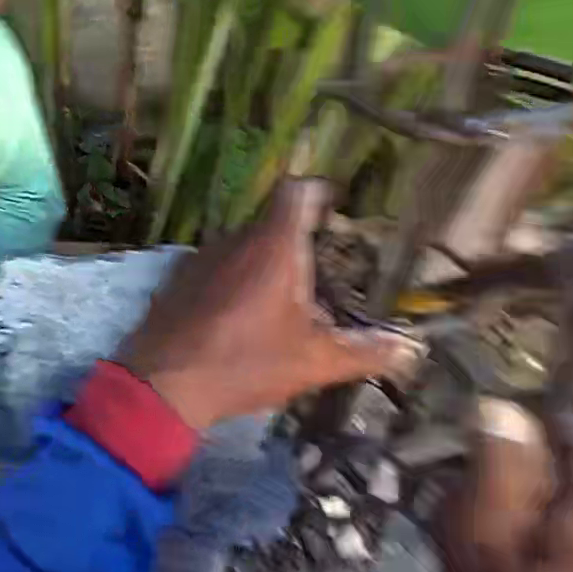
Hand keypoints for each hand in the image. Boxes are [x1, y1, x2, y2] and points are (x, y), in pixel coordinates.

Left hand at [116, 178, 423, 430]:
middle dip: (296, 243)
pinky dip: (234, 278)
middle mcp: (233, 242)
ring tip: (285, 301)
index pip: (296, 194)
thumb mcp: (314, 362)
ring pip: (241, 248)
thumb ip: (365, 351)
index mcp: (272, 248)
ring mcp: (199, 258)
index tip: (336, 201)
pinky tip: (241, 314)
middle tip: (321, 272)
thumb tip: (409, 347)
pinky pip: (215, 267)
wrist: (162, 381)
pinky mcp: (177, 278)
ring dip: (263, 264)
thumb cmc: (245, 363)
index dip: (318, 190)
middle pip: (270, 225)